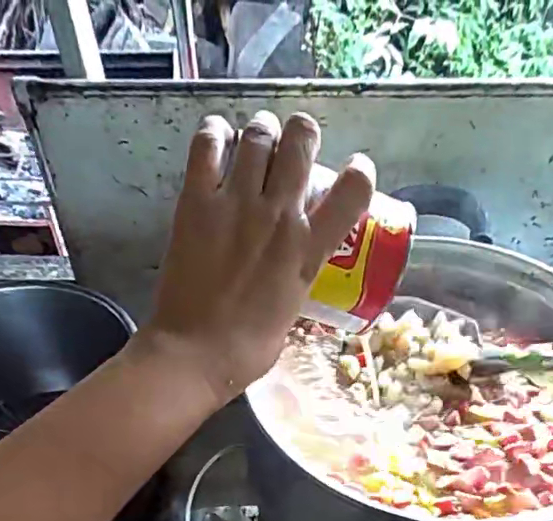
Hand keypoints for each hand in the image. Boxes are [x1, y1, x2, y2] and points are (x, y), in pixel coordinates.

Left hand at [139, 111, 375, 402]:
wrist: (193, 355)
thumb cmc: (244, 352)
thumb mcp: (289, 316)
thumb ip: (295, 282)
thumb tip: (290, 275)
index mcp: (308, 250)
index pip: (355, 188)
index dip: (359, 171)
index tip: (351, 173)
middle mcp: (279, 215)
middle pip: (302, 138)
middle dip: (301, 136)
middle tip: (289, 151)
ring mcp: (237, 204)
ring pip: (259, 134)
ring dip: (261, 134)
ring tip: (253, 148)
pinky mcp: (196, 203)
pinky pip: (209, 144)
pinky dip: (215, 135)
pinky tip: (218, 143)